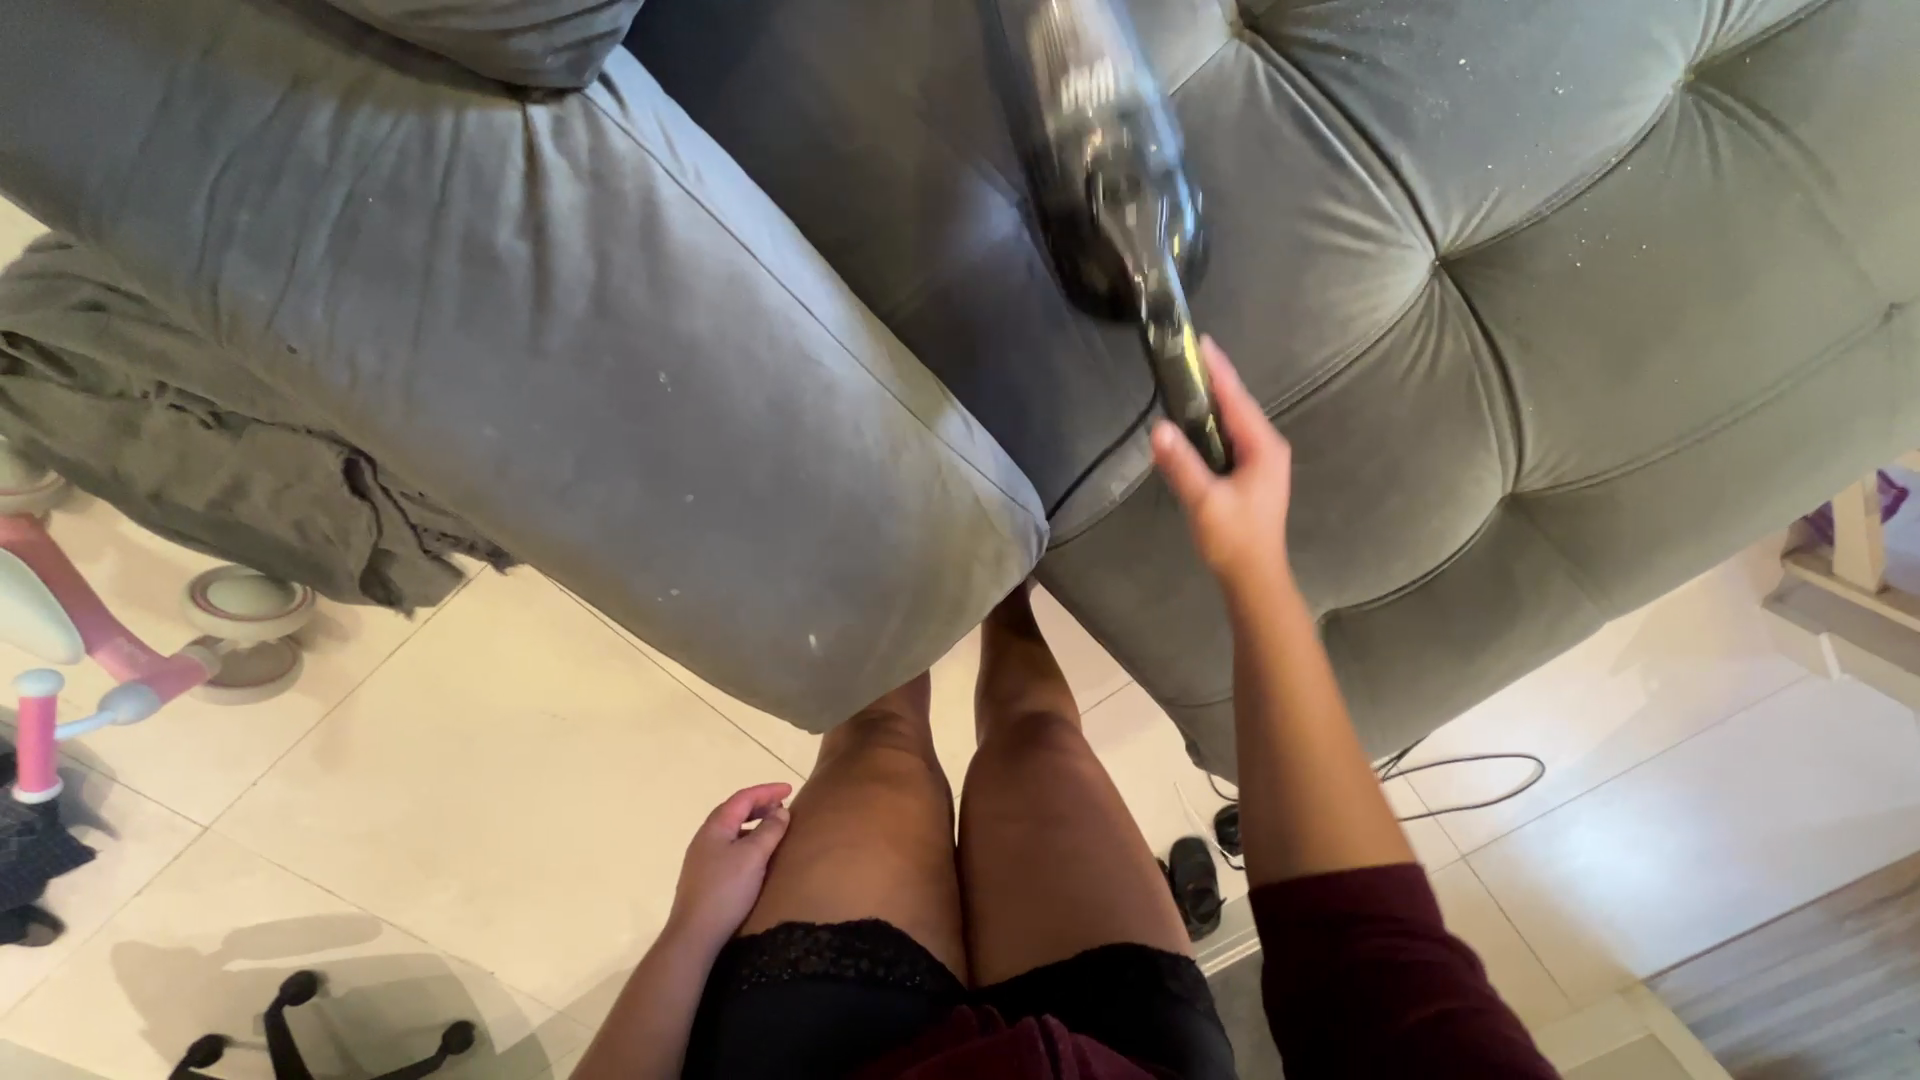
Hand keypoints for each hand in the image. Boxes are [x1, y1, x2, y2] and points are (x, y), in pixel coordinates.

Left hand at [665, 783, 792, 953]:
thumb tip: (780, 811)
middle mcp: (705, 837)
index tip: (790, 789)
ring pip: (732, 830)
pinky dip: (747, 840)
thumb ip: (769, 830)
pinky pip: (729, 846)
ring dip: (753, 823)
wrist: (694, 935)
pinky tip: (756, 855)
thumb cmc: (726, 890)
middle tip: (783, 807)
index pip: (743, 798)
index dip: (767, 791)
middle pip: (735, 811)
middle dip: (760, 805)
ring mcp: (702, 858)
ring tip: (773, 829)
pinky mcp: (705, 876)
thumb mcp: (753, 856)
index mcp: (715, 826)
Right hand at [1150, 336, 1293, 596]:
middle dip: (1213, 380)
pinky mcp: (1251, 474)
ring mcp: (1261, 461)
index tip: (1201, 342)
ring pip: (1233, 422)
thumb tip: (1158, 428)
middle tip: (1185, 356)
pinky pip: (1229, 438)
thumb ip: (1182, 464)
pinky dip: (1211, 424)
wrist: (1254, 577)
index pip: (1236, 399)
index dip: (1217, 370)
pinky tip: (1193, 421)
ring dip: (1211, 402)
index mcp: (1263, 448)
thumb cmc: (1234, 539)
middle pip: (1237, 405)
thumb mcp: (1204, 501)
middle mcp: (1267, 448)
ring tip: (1185, 380)